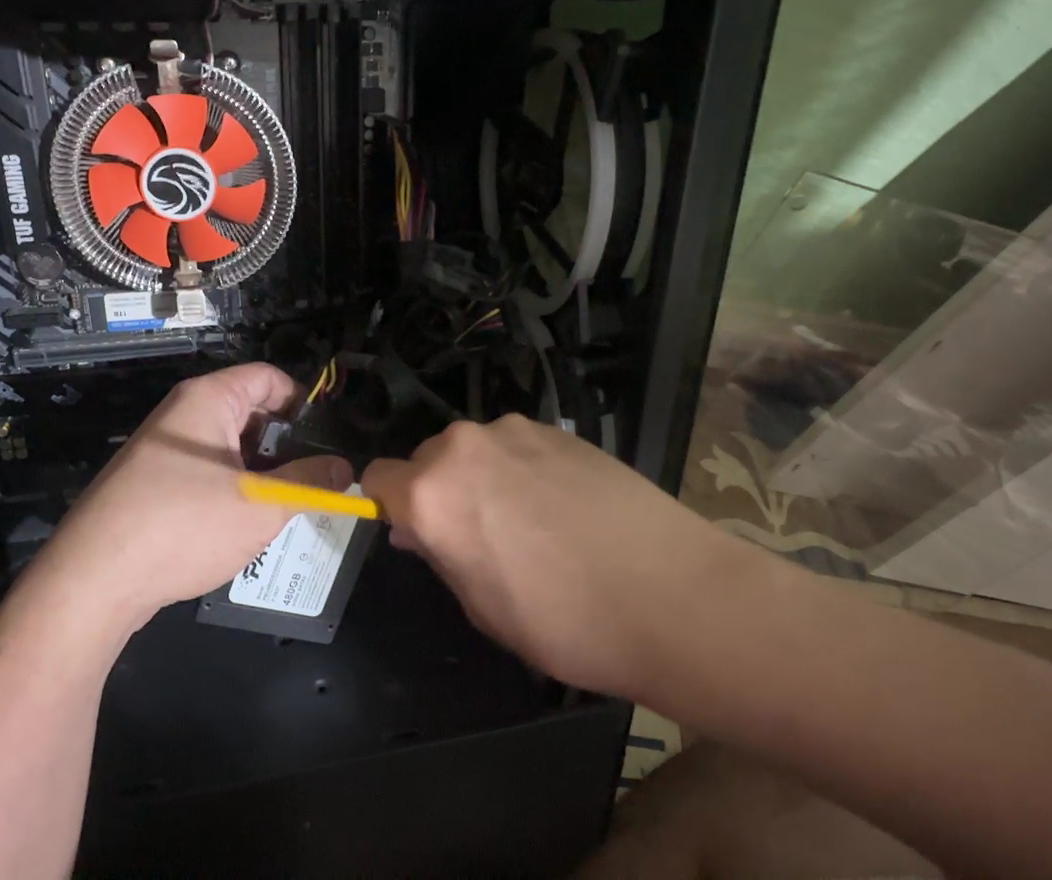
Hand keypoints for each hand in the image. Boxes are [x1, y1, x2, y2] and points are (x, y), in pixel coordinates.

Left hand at [35, 363, 351, 629]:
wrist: (95, 580)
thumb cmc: (183, 526)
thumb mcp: (261, 503)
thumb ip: (310, 482)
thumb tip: (347, 470)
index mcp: (207, 400)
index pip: (269, 378)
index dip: (304, 403)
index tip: (330, 440)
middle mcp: (182, 415)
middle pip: (250, 413)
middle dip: (287, 445)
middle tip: (317, 480)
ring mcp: (164, 451)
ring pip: (230, 449)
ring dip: (262, 474)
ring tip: (288, 508)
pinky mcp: (153, 486)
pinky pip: (206, 475)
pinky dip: (232, 492)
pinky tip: (245, 527)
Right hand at [362, 415, 726, 699]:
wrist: (674, 596)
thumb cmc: (565, 621)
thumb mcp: (482, 607)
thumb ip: (440, 556)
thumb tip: (419, 531)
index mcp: (432, 494)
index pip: (377, 479)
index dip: (386, 507)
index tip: (409, 533)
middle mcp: (466, 448)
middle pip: (427, 460)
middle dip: (437, 492)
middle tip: (474, 539)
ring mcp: (519, 433)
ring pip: (476, 451)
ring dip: (482, 479)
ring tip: (528, 526)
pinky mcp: (564, 430)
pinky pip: (519, 448)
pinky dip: (524, 471)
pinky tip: (563, 511)